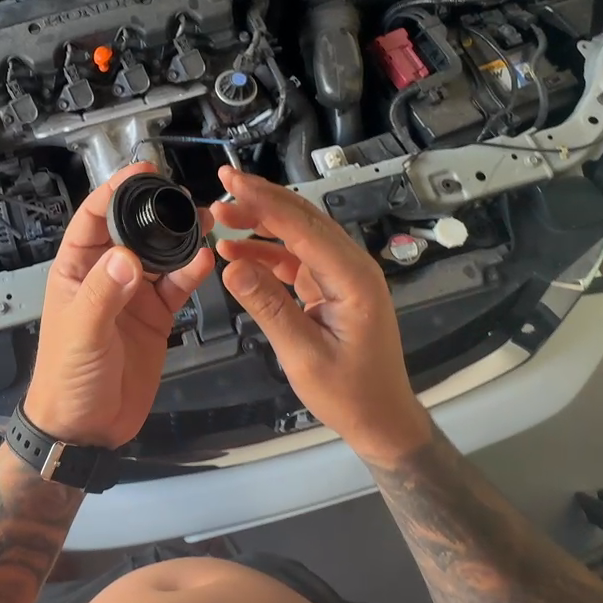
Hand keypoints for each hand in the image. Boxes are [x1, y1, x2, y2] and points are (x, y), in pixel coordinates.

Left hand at [22, 163, 215, 447]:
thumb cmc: (66, 377)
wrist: (86, 428)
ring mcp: (133, 294)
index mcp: (77, 269)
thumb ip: (104, 293)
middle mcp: (106, 274)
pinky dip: (191, 272)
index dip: (115, 192)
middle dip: (155, 210)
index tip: (142, 173)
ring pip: (160, 255)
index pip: (94, 218)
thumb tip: (127, 257)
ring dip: (180, 238)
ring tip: (205, 221)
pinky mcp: (156, 316)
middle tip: (183, 195)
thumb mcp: (81, 331)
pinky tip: (205, 261)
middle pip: (133, 230)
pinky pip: (177, 285)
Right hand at [210, 166, 433, 466]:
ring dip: (260, 221)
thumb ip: (268, 307)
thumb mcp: (304, 355)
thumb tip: (230, 265)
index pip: (303, 226)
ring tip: (220, 215)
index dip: (264, 201)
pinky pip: (295, 255)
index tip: (231, 180)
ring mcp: (341, 274)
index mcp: (352, 278)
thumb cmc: (349, 394)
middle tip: (222, 181)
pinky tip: (235, 251)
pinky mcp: (331, 285)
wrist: (382, 422)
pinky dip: (265, 250)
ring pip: (298, 232)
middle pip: (302, 218)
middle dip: (261, 198)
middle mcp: (351, 266)